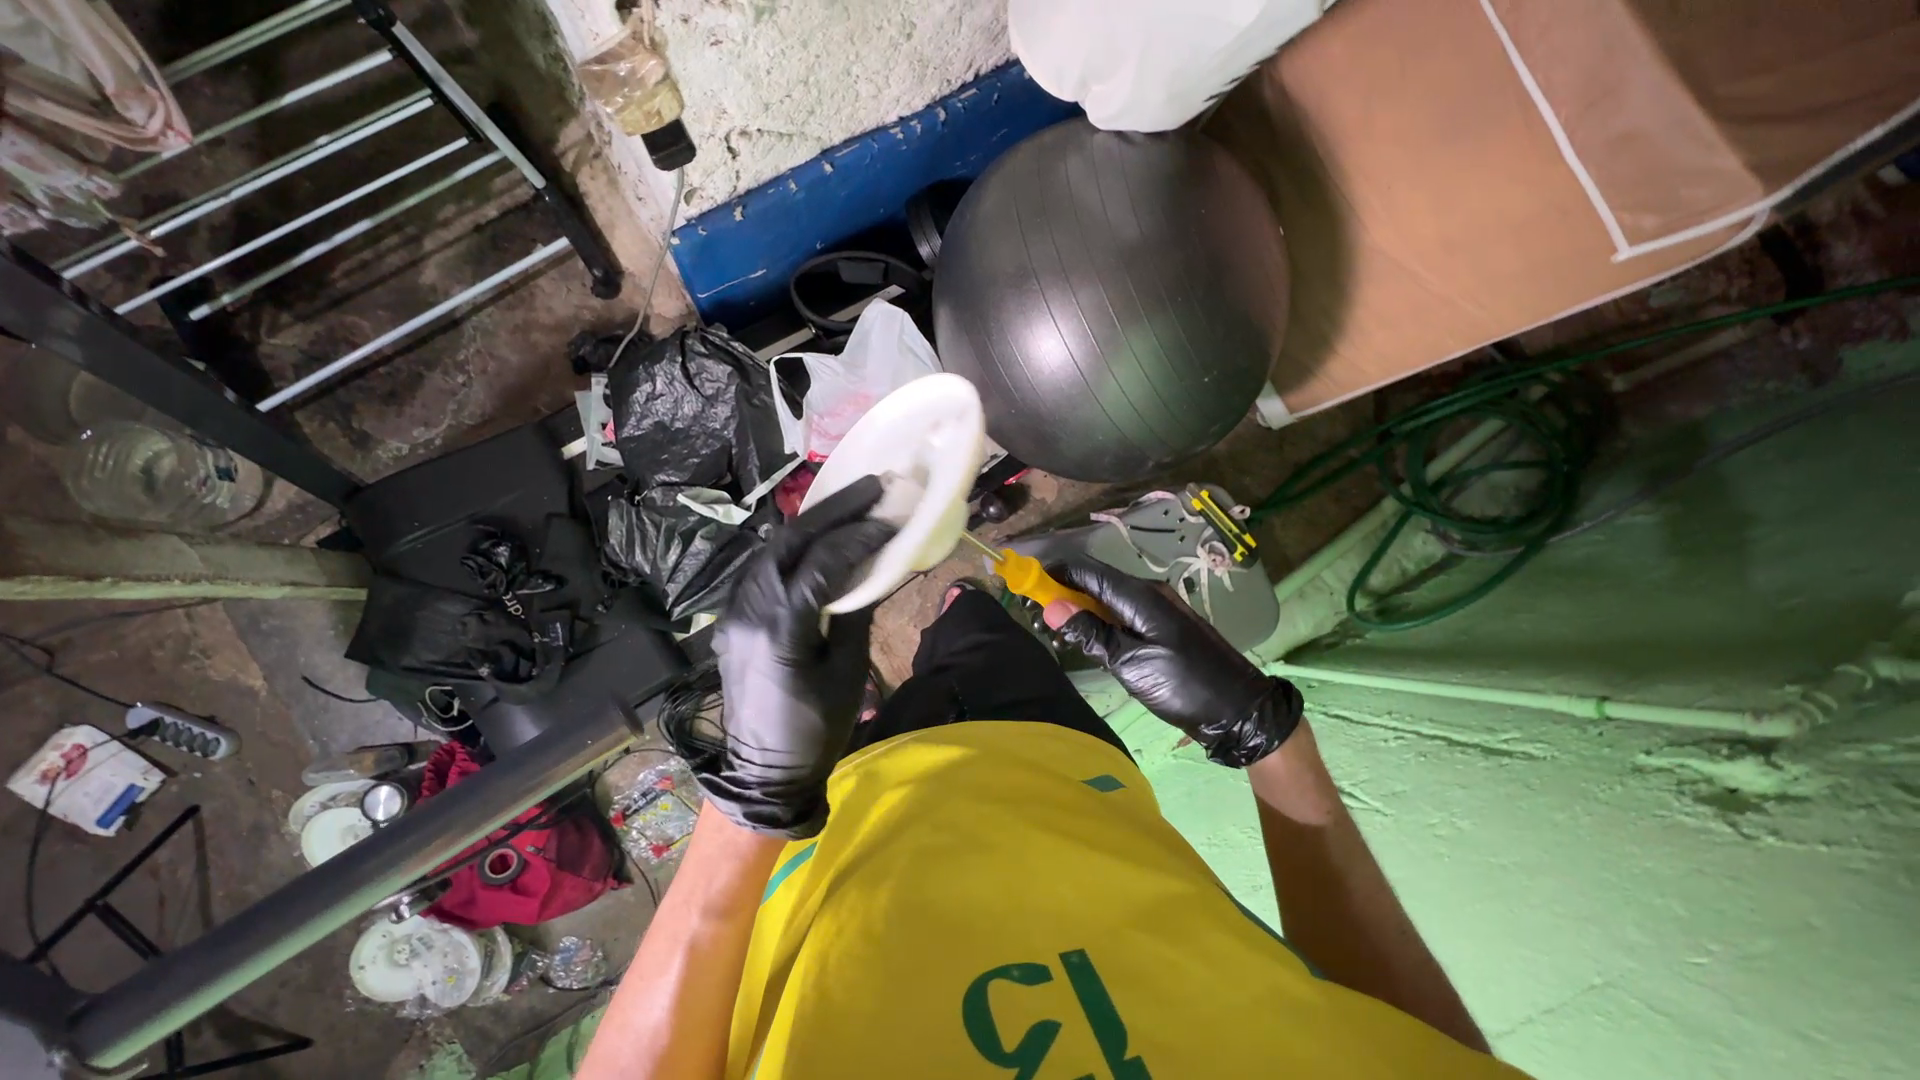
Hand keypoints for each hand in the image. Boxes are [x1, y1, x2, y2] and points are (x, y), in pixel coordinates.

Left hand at [698, 475, 894, 836]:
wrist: (764, 771)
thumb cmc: (816, 729)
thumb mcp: (847, 672)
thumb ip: (856, 611)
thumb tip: (873, 567)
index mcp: (780, 630)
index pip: (821, 563)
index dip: (859, 535)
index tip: (892, 516)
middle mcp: (748, 610)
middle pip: (790, 541)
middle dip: (834, 510)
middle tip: (874, 486)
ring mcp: (733, 612)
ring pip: (770, 549)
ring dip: (813, 522)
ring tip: (852, 503)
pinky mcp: (732, 618)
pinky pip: (761, 568)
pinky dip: (793, 546)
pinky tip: (819, 536)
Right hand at [1048, 557, 1301, 766]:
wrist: (1238, 708)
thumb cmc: (1184, 684)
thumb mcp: (1131, 663)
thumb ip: (1091, 633)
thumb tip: (1052, 606)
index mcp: (1139, 595)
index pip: (1086, 571)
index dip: (1053, 572)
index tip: (1022, 581)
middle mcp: (1147, 592)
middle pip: (1094, 580)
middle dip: (1061, 589)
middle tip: (1033, 611)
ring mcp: (1157, 609)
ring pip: (1107, 597)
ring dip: (1077, 605)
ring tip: (1051, 625)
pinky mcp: (1161, 627)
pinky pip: (1121, 612)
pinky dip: (1097, 618)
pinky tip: (1084, 636)